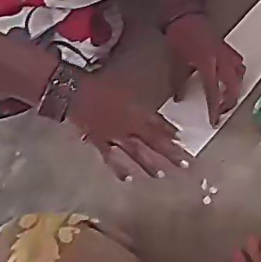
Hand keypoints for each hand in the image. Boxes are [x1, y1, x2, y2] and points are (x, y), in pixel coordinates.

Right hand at [67, 73, 190, 179]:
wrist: (75, 90)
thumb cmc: (100, 83)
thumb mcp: (125, 87)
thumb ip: (138, 98)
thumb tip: (150, 103)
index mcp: (138, 111)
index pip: (159, 124)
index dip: (171, 132)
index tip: (183, 141)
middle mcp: (130, 126)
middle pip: (154, 141)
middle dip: (170, 153)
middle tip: (185, 165)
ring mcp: (115, 136)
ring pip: (136, 152)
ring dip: (149, 164)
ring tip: (160, 175)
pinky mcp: (99, 141)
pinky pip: (111, 157)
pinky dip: (119, 168)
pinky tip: (128, 178)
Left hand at [164, 11, 245, 126]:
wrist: (185, 15)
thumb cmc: (179, 37)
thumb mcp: (176, 62)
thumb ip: (179, 83)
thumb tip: (180, 98)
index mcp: (208, 66)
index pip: (214, 94)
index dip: (214, 110)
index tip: (214, 122)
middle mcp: (221, 61)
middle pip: (232, 87)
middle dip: (229, 102)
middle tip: (221, 112)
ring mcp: (227, 54)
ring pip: (240, 76)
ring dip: (235, 88)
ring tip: (228, 96)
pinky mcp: (227, 48)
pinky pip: (239, 64)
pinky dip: (237, 74)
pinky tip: (231, 77)